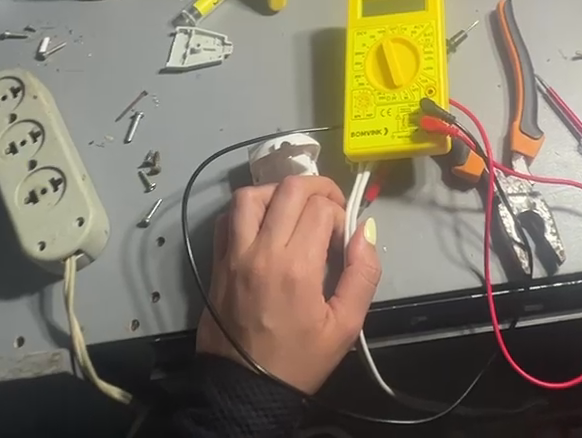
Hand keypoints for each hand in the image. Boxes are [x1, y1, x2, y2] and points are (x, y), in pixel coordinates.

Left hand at [196, 175, 381, 394]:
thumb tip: (365, 230)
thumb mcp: (345, 326)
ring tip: (294, 209)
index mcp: (296, 267)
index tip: (342, 239)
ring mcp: (234, 254)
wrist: (242, 393)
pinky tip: (264, 223)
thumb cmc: (298, 360)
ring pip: (252, 195)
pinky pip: (227, 218)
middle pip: (289, 188)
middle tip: (329, 208)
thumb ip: (363, 275)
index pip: (321, 208)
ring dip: (278, 192)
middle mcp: (262, 251)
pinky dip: (247, 209)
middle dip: (317, 189)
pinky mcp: (217, 262)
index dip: (339, 214)